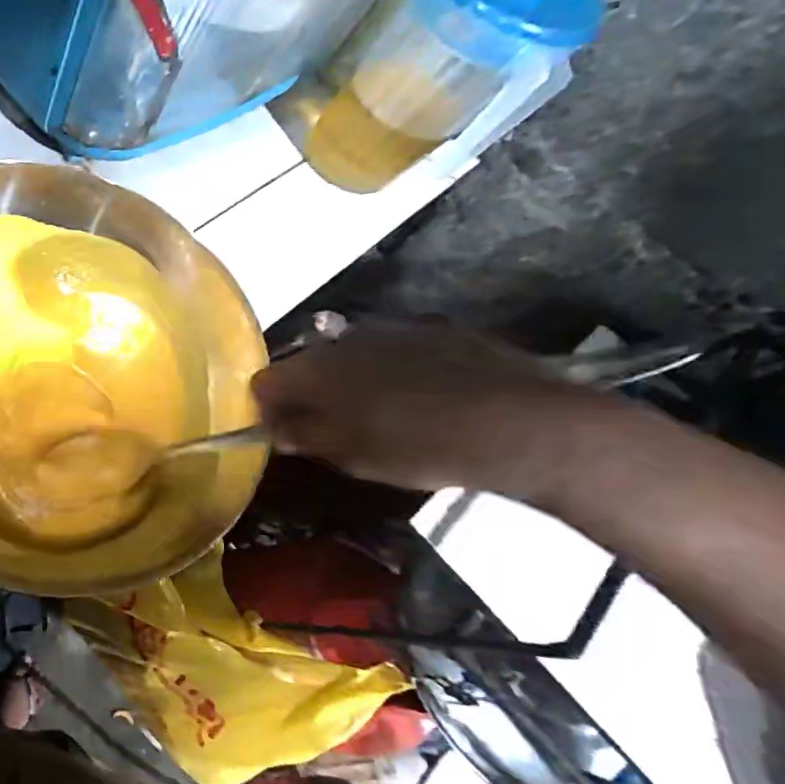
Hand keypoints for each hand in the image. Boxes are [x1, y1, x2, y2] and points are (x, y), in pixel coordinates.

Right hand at [251, 322, 607, 495]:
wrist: (518, 425)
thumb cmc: (415, 446)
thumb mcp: (348, 454)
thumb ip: (301, 436)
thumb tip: (274, 426)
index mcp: (316, 369)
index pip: (266, 381)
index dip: (266, 407)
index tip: (281, 432)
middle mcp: (347, 339)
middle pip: (308, 363)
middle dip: (308, 392)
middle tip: (326, 427)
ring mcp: (396, 329)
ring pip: (352, 354)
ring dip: (350, 380)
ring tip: (375, 413)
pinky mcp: (441, 330)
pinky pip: (396, 350)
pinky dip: (393, 371)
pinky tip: (419, 398)